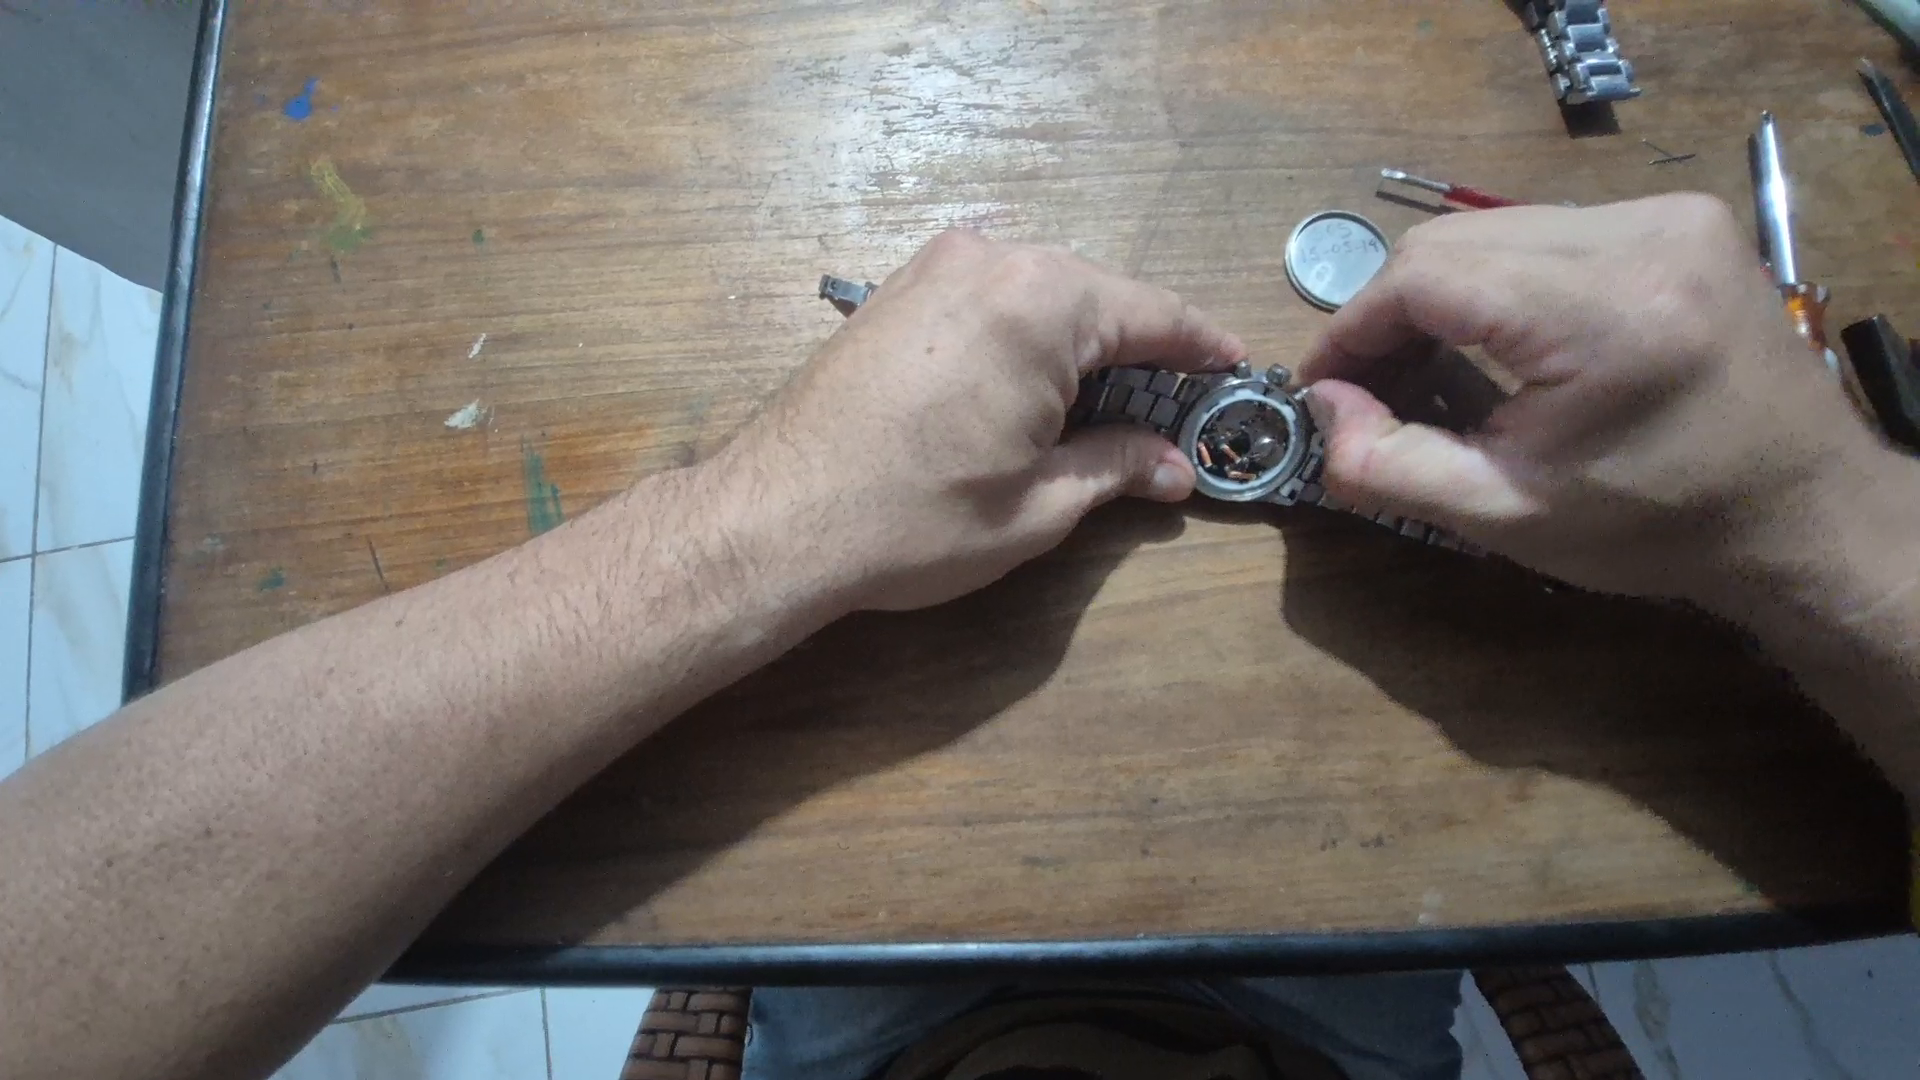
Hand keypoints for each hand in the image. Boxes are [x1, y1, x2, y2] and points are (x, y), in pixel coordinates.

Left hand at [722, 230, 1245, 611]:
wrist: (776, 519)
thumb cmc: (916, 521)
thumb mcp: (1037, 506)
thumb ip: (1117, 468)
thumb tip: (1177, 467)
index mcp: (1044, 301)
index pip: (1153, 312)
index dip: (1200, 347)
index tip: (1233, 370)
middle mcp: (992, 258)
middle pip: (1096, 298)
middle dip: (1137, 352)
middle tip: (1168, 408)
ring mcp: (933, 265)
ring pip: (1040, 295)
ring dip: (1078, 347)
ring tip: (1100, 405)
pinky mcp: (895, 290)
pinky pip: (988, 300)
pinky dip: (1023, 338)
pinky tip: (1028, 385)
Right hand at [1297, 194, 1896, 605]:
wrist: (1797, 510)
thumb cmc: (1647, 524)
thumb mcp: (1494, 514)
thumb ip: (1383, 463)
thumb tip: (1321, 403)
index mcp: (1604, 311)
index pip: (1426, 276)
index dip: (1350, 328)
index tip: (1320, 386)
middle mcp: (1641, 236)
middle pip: (1444, 243)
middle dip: (1379, 315)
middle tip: (1360, 386)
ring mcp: (1663, 218)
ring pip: (1477, 233)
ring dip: (1421, 301)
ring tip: (1408, 370)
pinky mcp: (1668, 223)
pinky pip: (1524, 235)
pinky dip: (1472, 288)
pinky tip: (1468, 343)